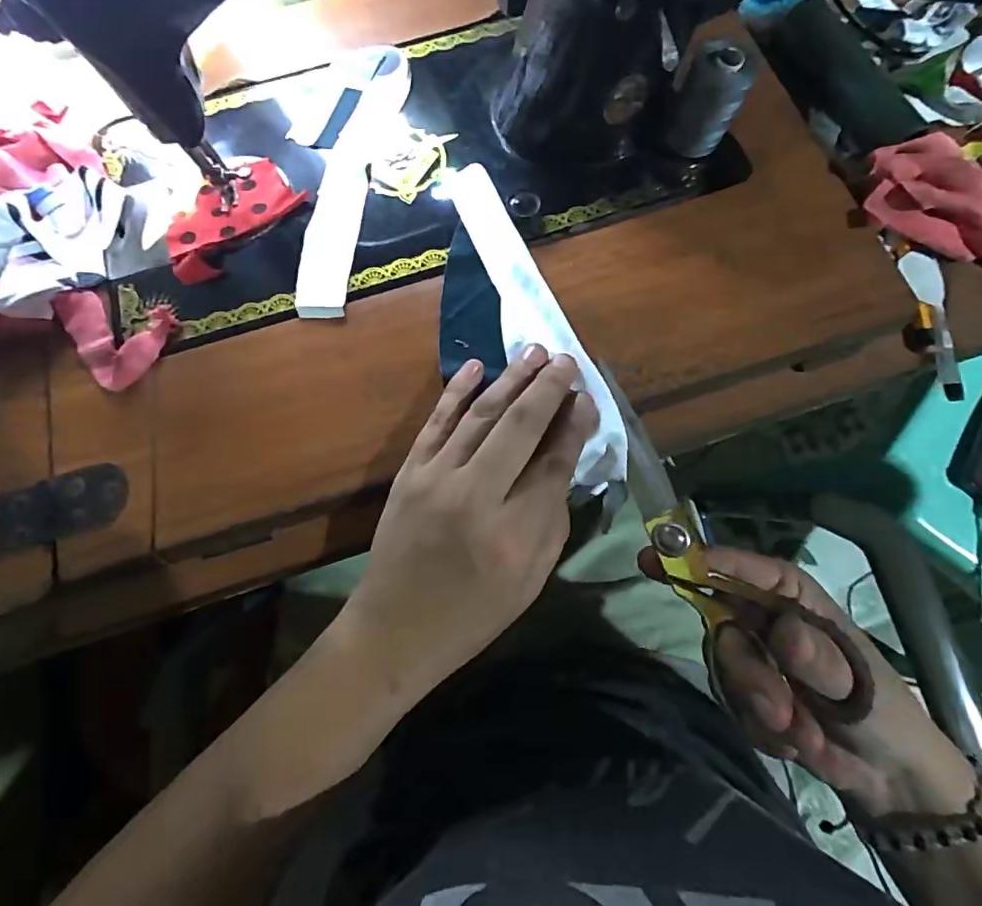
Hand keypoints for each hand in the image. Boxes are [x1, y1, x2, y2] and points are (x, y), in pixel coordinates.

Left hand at [339, 346, 597, 698]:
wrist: (394, 628)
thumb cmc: (472, 614)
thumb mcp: (530, 582)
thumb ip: (552, 520)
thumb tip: (564, 462)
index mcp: (514, 535)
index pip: (554, 464)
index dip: (575, 427)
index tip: (587, 400)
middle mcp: (476, 498)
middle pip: (520, 428)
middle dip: (548, 389)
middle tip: (567, 360)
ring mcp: (436, 479)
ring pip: (480, 416)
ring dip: (510, 380)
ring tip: (534, 352)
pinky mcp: (409, 473)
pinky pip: (436, 423)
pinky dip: (456, 392)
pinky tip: (476, 367)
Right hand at [643, 547, 976, 817]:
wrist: (889, 778)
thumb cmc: (883, 711)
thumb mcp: (860, 687)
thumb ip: (820, 660)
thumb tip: (784, 630)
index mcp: (796, 600)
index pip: (749, 571)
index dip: (709, 560)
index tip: (669, 557)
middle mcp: (766, 620)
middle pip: (724, 623)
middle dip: (747, 671)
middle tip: (780, 710)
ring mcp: (753, 656)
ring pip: (726, 667)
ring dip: (761, 707)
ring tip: (803, 736)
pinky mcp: (745, 693)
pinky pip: (733, 705)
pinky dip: (765, 731)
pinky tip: (798, 745)